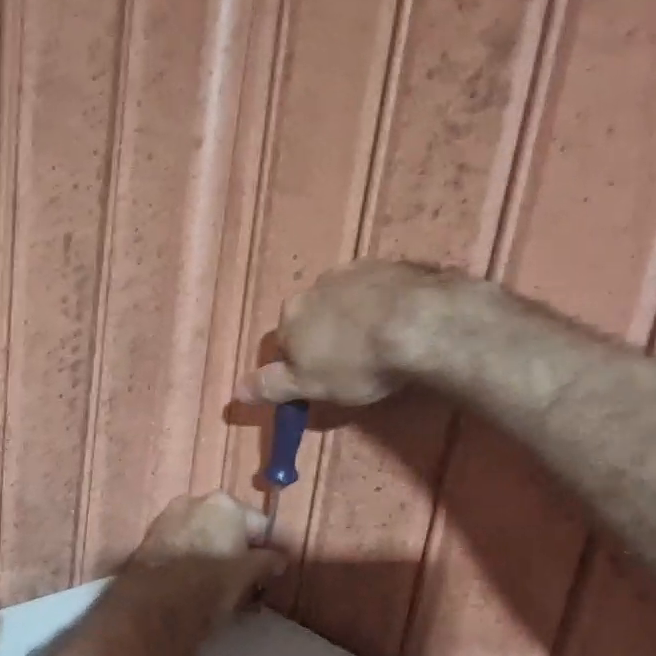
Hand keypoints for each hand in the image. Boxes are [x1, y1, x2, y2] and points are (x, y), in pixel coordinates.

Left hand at [135, 492, 284, 610]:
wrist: (154, 601)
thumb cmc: (210, 582)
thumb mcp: (248, 575)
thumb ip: (268, 563)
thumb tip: (279, 560)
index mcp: (225, 504)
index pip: (260, 525)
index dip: (269, 550)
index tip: (272, 572)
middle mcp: (196, 501)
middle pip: (229, 527)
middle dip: (239, 551)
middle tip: (247, 580)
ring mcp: (169, 517)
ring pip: (203, 535)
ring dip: (214, 554)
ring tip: (220, 584)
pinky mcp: (150, 537)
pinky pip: (182, 545)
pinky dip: (191, 559)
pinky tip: (195, 582)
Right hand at [240, 259, 475, 405]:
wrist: (419, 325)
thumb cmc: (356, 363)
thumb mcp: (308, 386)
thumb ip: (271, 386)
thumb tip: (236, 390)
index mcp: (291, 314)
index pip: (286, 340)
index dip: (302, 363)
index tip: (322, 380)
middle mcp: (317, 285)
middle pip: (315, 314)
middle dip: (327, 334)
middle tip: (354, 363)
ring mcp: (357, 270)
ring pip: (348, 298)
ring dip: (356, 316)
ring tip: (381, 343)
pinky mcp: (395, 265)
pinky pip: (382, 288)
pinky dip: (386, 304)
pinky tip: (403, 324)